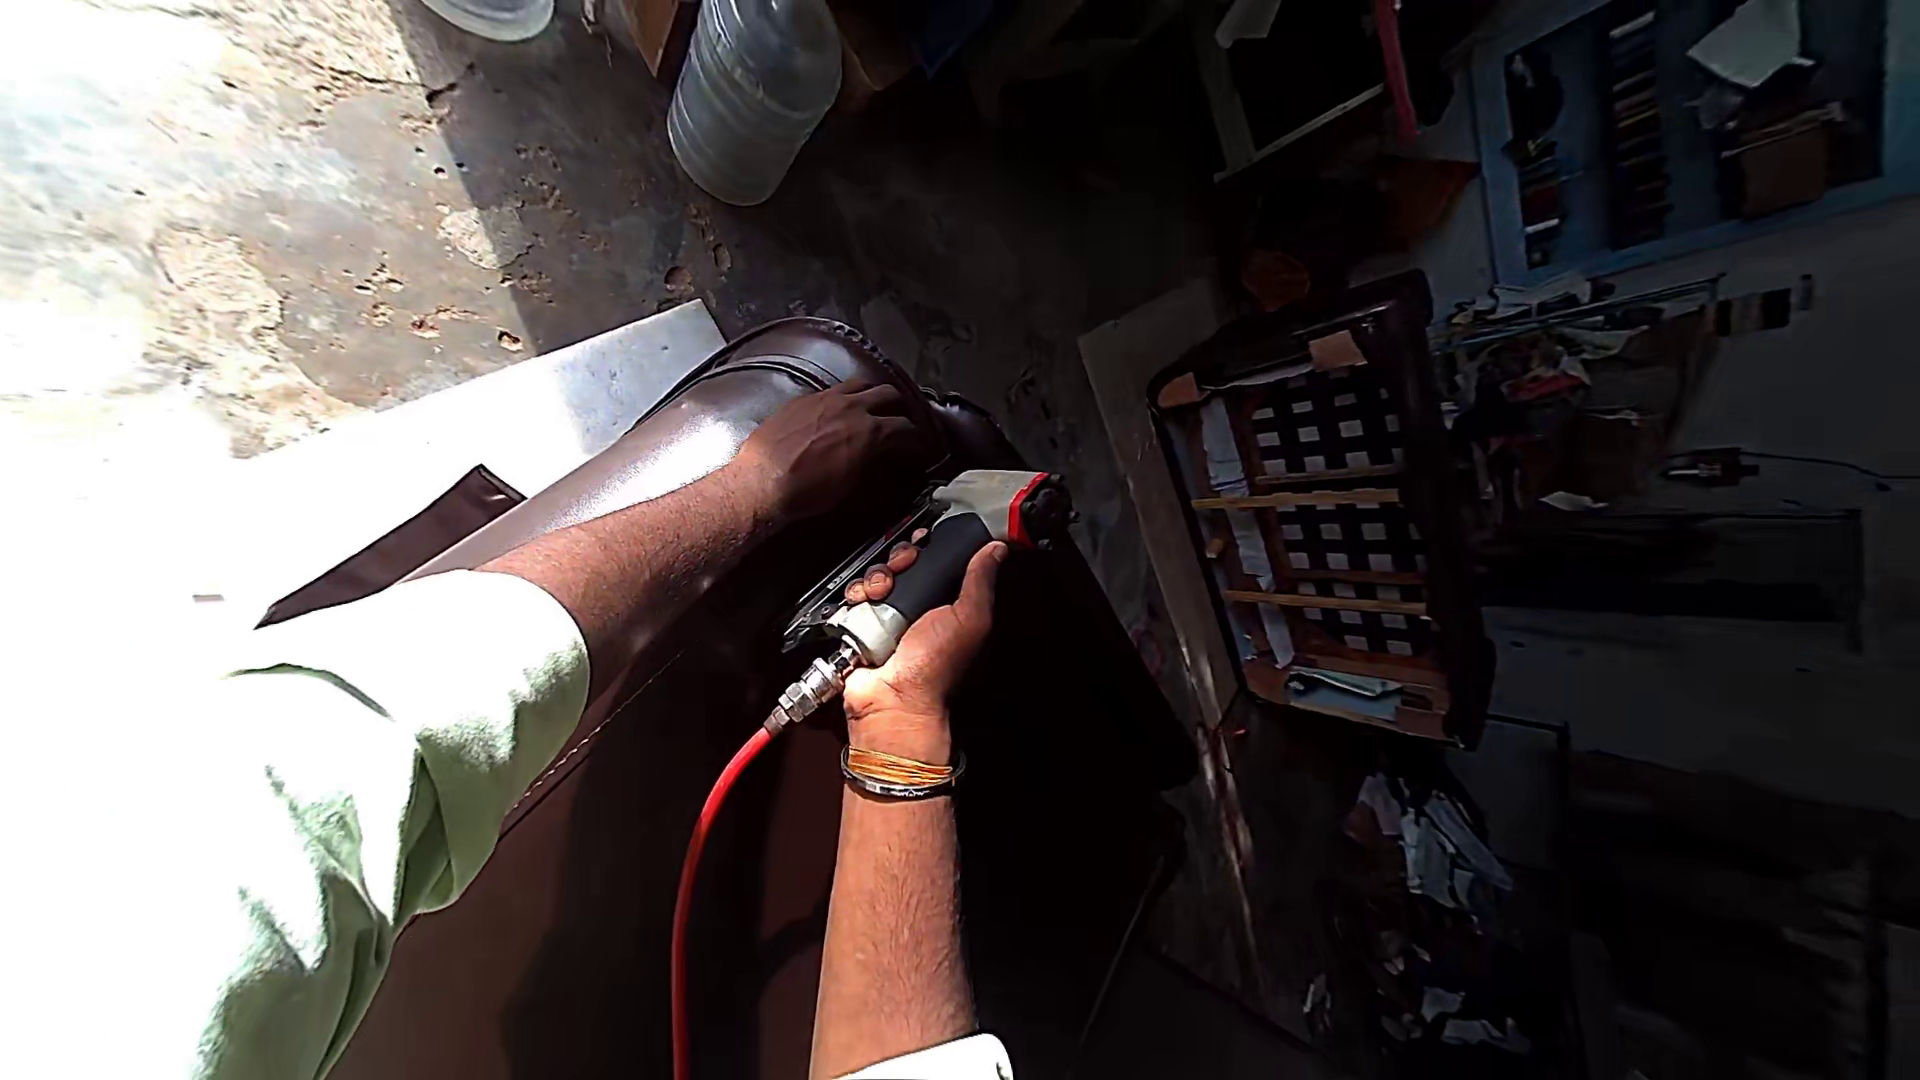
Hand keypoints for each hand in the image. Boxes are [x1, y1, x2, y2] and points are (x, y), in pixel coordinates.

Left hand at [730, 380, 927, 522]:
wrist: (763, 482)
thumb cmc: (807, 492)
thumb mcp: (853, 489)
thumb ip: (877, 469)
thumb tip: (888, 465)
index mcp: (870, 432)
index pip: (907, 429)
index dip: (919, 441)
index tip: (921, 449)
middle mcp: (852, 408)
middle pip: (890, 395)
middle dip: (902, 409)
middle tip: (904, 423)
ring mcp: (827, 398)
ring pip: (862, 383)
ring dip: (875, 395)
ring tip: (876, 407)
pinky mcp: (805, 398)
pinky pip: (835, 388)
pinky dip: (847, 397)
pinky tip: (843, 409)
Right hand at [842, 539, 1005, 760]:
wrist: (894, 698)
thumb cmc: (936, 666)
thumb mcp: (970, 618)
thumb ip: (981, 581)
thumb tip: (996, 550)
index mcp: (948, 604)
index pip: (938, 561)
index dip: (930, 548)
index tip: (924, 543)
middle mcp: (918, 607)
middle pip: (904, 562)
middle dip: (902, 558)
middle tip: (904, 568)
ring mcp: (887, 615)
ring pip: (878, 574)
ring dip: (878, 575)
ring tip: (882, 591)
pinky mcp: (862, 623)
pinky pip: (855, 594)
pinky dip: (857, 592)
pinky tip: (865, 601)